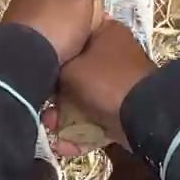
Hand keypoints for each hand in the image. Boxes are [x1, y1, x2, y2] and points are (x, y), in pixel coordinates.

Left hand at [0, 0, 102, 63]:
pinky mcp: (15, 40)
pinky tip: (60, 51)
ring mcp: (16, 18)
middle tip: (84, 19)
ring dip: (57, 26)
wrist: (26, 58)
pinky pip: (38, 37)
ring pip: (45, 18)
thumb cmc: (57, 21)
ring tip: (75, 39)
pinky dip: (48, 41)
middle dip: (65, 6)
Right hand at [42, 19, 156, 153]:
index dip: (53, 53)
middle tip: (44, 109)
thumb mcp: (69, 70)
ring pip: (84, 100)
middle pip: (76, 74)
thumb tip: (48, 77)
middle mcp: (114, 55)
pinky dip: (82, 133)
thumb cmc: (103, 81)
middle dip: (56, 98)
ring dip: (65, 119)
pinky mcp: (123, 109)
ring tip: (51, 130)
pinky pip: (97, 119)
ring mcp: (120, 84)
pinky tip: (63, 146)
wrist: (142, 115)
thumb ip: (53, 70)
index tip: (37, 68)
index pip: (72, 36)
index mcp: (106, 33)